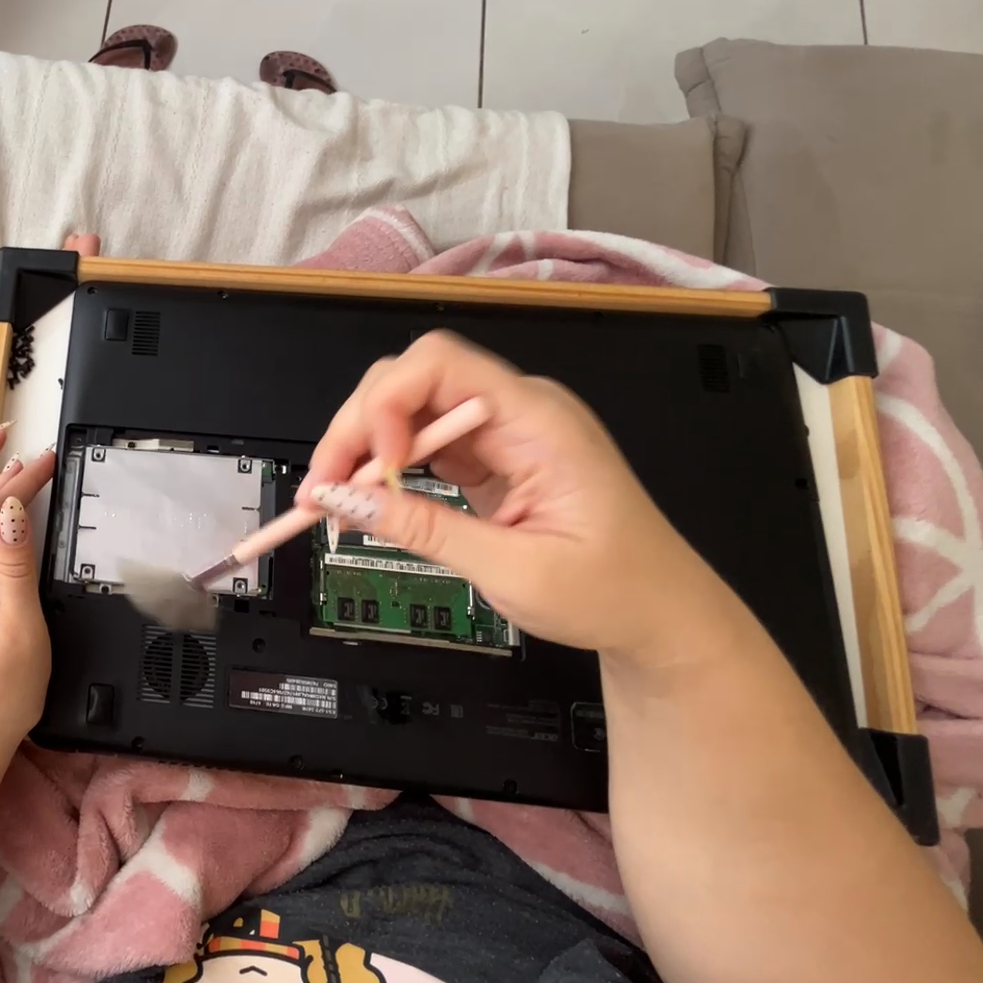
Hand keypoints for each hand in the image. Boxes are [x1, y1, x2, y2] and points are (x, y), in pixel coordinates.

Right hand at [299, 331, 751, 667]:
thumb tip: (342, 501)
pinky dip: (379, 470)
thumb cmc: (610, 594)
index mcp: (539, 420)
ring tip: (330, 500)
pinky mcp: (483, 455)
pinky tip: (362, 499)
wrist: (660, 617)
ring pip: (402, 411)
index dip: (387, 402)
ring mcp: (496, 431)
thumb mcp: (513, 570)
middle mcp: (513, 410)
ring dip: (358, 450)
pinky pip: (414, 443)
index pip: (440, 364)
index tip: (365, 467)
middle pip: (408, 383)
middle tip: (322, 492)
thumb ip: (422, 529)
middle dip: (355, 431)